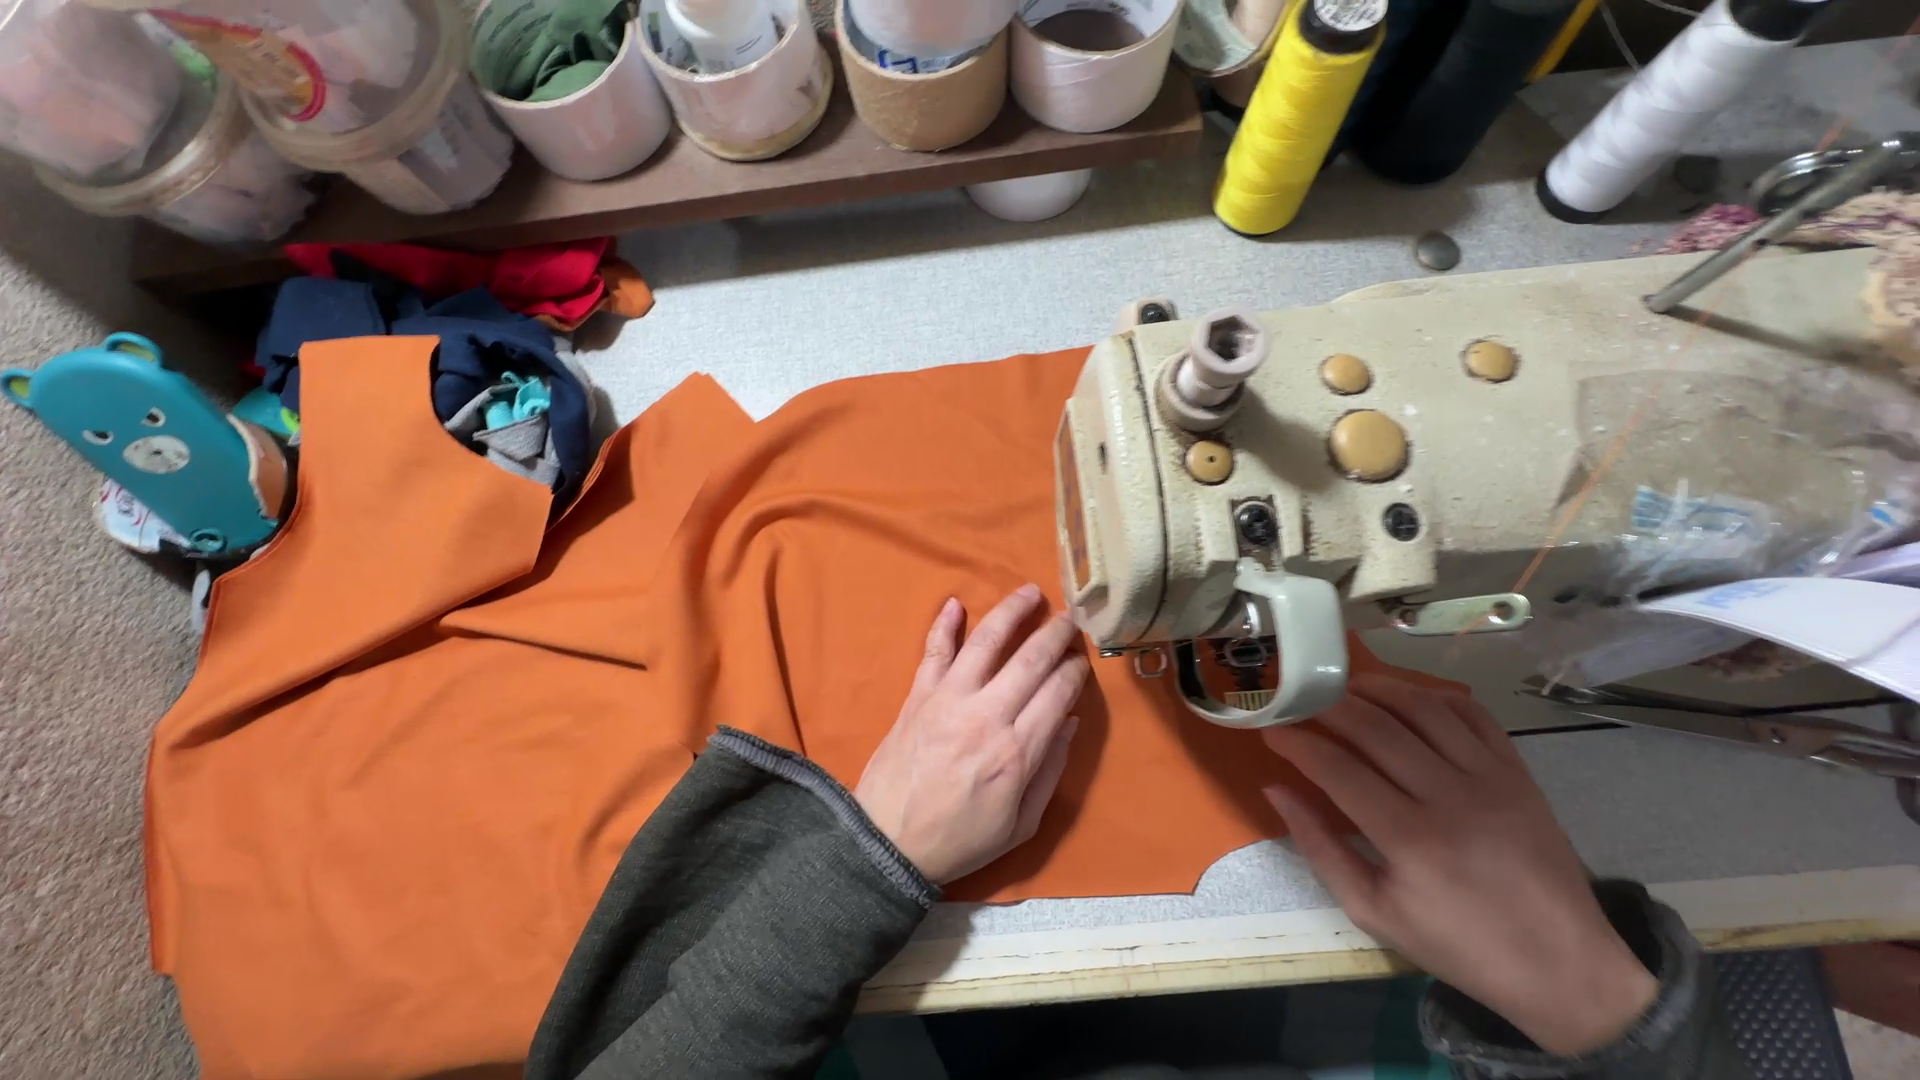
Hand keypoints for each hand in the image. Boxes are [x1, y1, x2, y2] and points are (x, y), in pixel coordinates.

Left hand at [855, 586, 1087, 884]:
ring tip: (1030, 592)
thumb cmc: (960, 840)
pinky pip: (933, 652)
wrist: (888, 843)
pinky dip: (943, 624)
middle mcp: (986, 715)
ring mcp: (949, 700)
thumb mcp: (1020, 825)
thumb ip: (1050, 771)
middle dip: (1056, 633)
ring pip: (986, 642)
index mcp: (1017, 752)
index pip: (1058, 692)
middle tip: (1070, 618)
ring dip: (1011, 612)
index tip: (1083, 660)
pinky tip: (955, 603)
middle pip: (1031, 660)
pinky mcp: (918, 696)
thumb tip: (1068, 722)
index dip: (1076, 671)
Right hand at [1262, 676, 1657, 1057]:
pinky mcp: (1518, 772)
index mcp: (1410, 839)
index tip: (1270, 730)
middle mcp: (1451, 797)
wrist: (1564, 966)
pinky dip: (1431, 695)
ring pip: (1422, 708)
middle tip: (1298, 702)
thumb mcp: (1373, 911)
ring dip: (1375, 689)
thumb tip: (1276, 790)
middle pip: (1375, 726)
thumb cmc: (1457, 944)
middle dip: (1326, 706)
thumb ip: (1320, 847)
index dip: (1296, 742)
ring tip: (1343, 688)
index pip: (1336, 767)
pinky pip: (1471, 713)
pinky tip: (1403, 698)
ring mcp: (1491, 779)